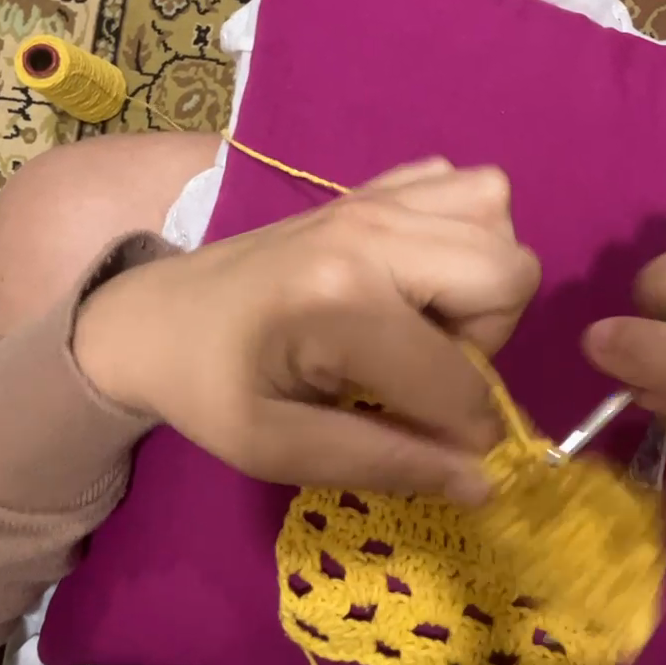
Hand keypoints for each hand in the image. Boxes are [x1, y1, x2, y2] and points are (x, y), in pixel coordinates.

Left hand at [74, 159, 539, 504]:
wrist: (155, 314)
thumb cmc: (210, 386)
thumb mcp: (280, 449)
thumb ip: (387, 463)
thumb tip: (485, 481)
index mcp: (343, 300)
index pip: (462, 374)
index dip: (469, 429)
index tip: (441, 449)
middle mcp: (372, 231)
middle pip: (510, 270)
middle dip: (487, 337)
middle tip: (423, 365)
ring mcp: (374, 196)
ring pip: (494, 211)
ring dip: (482, 274)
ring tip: (424, 313)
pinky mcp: (372, 185)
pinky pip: (458, 182)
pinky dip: (462, 226)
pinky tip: (414, 268)